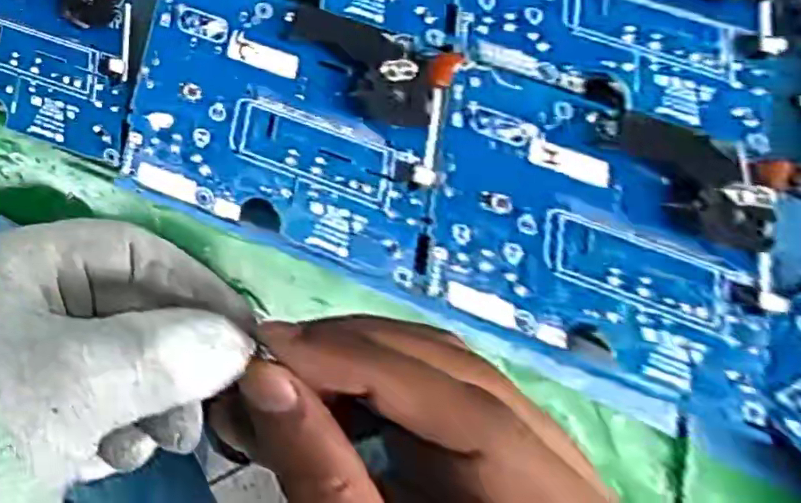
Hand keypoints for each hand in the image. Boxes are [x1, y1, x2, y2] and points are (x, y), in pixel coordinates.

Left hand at [0, 219, 256, 501]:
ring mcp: (55, 345)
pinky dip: (126, 428)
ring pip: (140, 358)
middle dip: (175, 360)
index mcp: (41, 260)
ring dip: (154, 404)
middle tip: (200, 412)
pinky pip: (121, 398)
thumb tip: (234, 340)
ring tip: (138, 437)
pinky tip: (102, 453)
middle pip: (143, 306)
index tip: (246, 337)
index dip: (192, 283)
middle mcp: (49, 292)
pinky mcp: (61, 396)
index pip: (133, 248)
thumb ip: (162, 352)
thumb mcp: (83, 376)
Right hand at [215, 316, 610, 502]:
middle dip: (349, 350)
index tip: (268, 350)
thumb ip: (319, 471)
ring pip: (447, 366)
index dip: (362, 365)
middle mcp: (576, 486)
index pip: (471, 411)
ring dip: (356, 356)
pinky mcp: (509, 456)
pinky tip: (331, 400)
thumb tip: (261, 372)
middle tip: (269, 362)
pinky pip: (440, 384)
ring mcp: (549, 464)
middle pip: (458, 371)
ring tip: (293, 381)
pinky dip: (372, 376)